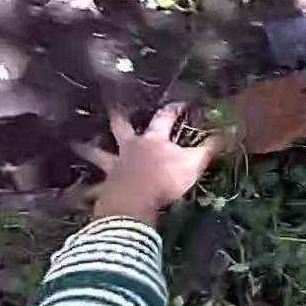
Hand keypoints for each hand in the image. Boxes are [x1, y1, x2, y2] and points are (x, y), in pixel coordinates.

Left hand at [86, 104, 222, 223]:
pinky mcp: (106, 185)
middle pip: (122, 128)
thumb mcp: (193, 164)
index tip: (179, 103)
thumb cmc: (165, 180)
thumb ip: (209, 149)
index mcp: (153, 140)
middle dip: (119, 117)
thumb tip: (227, 133)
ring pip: (99, 153)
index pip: (164, 118)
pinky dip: (89, 187)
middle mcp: (131, 148)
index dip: (173, 109)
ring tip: (78, 144)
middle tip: (112, 108)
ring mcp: (115, 166)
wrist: (134, 202)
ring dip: (89, 149)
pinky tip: (81, 190)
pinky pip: (95, 185)